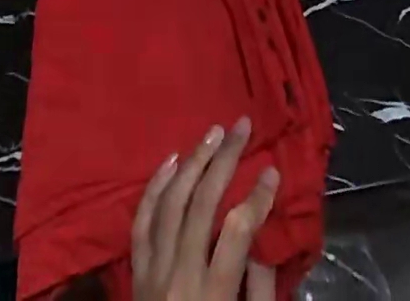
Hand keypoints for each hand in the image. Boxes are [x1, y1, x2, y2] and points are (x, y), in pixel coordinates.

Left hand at [132, 117, 280, 300]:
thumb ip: (257, 287)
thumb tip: (261, 237)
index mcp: (211, 294)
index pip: (238, 230)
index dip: (258, 196)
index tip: (273, 170)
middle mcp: (178, 276)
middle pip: (202, 203)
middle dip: (225, 159)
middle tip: (242, 125)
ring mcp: (151, 271)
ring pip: (170, 202)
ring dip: (193, 162)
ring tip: (213, 133)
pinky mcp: (135, 272)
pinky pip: (140, 221)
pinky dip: (154, 186)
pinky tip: (171, 159)